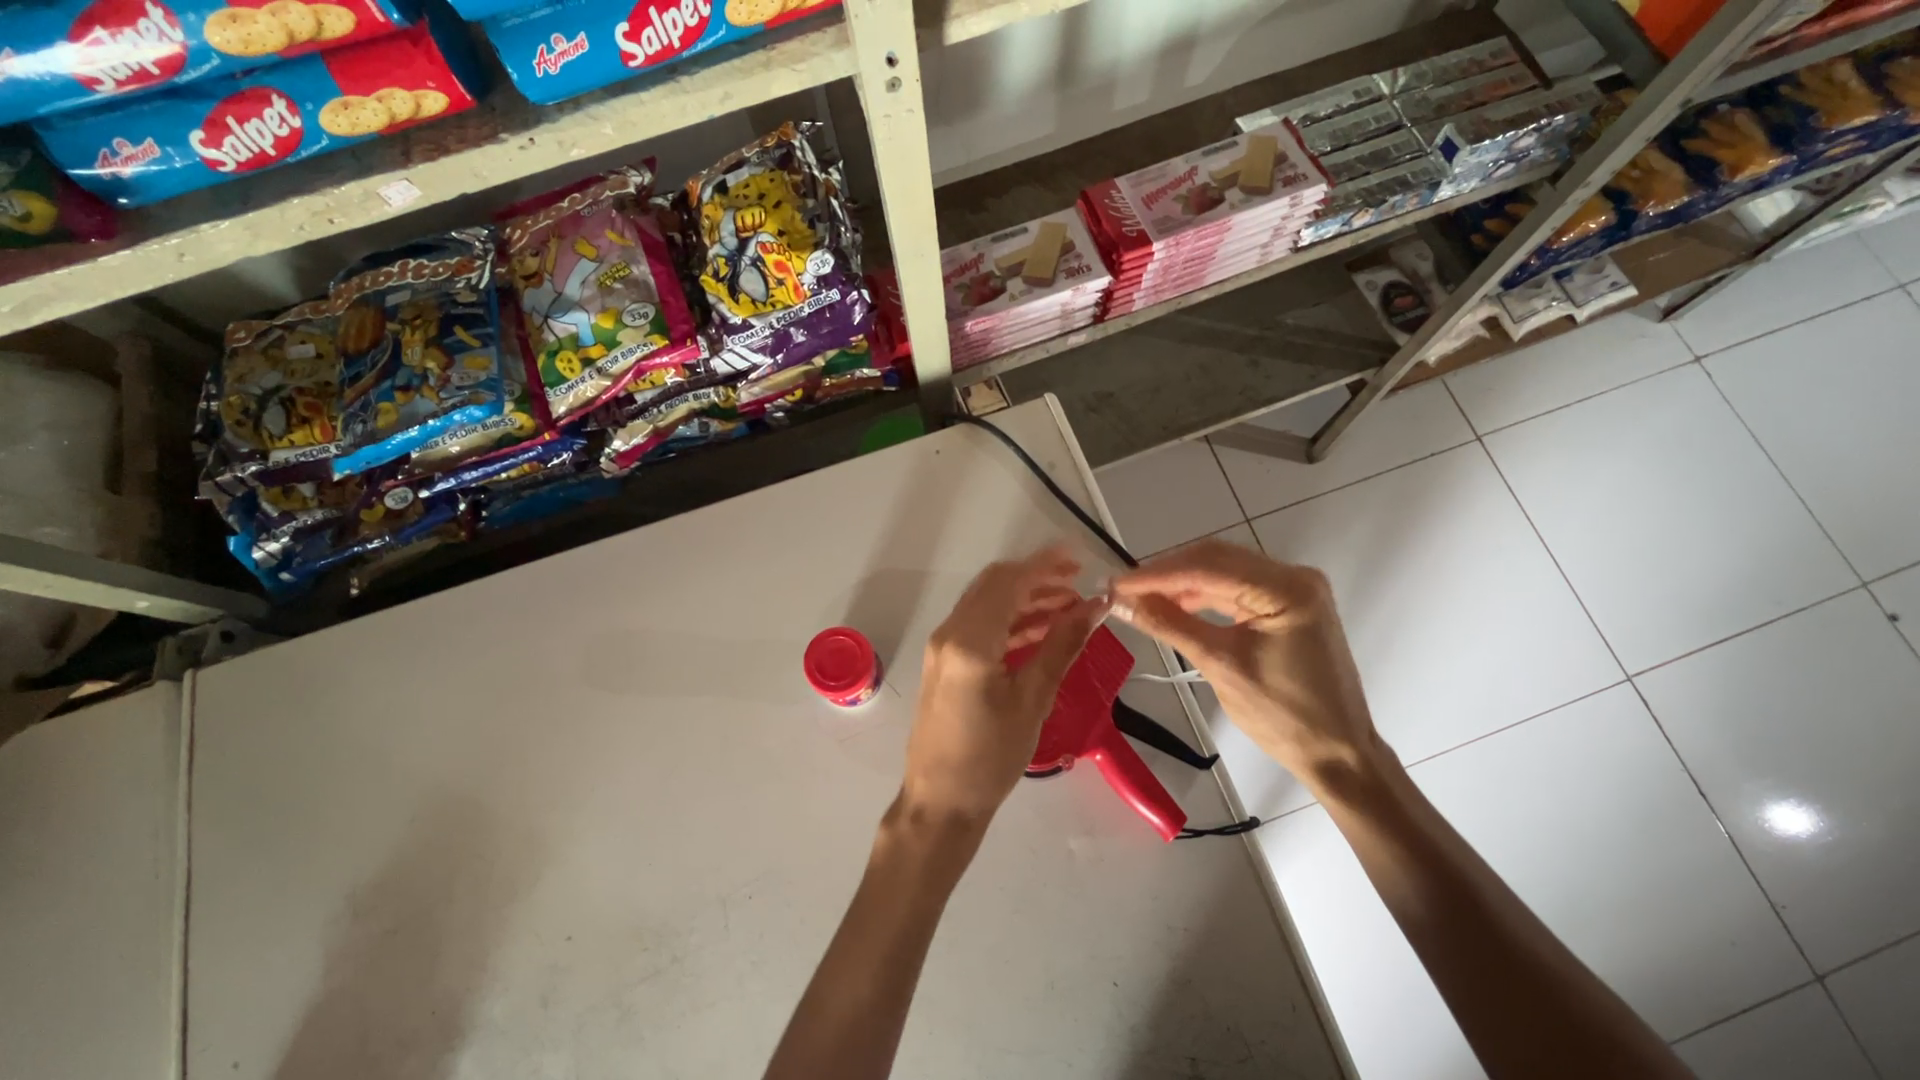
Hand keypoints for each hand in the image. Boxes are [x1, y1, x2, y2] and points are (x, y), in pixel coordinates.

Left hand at [902, 546, 1107, 827]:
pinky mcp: (945, 664)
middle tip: (1077, 580)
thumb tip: (1094, 606)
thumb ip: (1062, 646)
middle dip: (1036, 577)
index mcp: (970, 640)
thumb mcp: (1033, 701)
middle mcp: (950, 633)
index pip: (1010, 583)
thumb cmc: (990, 757)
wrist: (941, 801)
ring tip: (1069, 607)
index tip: (1080, 558)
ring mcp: (943, 648)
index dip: (1046, 565)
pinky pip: (979, 627)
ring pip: (987, 605)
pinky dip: (1010, 621)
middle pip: (995, 586)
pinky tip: (1042, 631)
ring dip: (1025, 599)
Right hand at [1108, 540, 1386, 784]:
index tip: (1115, 583)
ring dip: (1182, 583)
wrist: (1336, 751)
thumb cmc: (1282, 714)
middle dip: (1167, 573)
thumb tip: (1121, 601)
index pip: (1208, 566)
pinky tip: (1173, 605)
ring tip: (1140, 597)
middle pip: (1216, 559)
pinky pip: (1236, 590)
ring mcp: (1293, 590)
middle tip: (1122, 589)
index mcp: (1287, 588)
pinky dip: (1203, 596)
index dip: (1156, 573)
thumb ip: (1170, 625)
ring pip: (1223, 571)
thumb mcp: (1220, 666)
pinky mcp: (1287, 606)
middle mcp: (1294, 577)